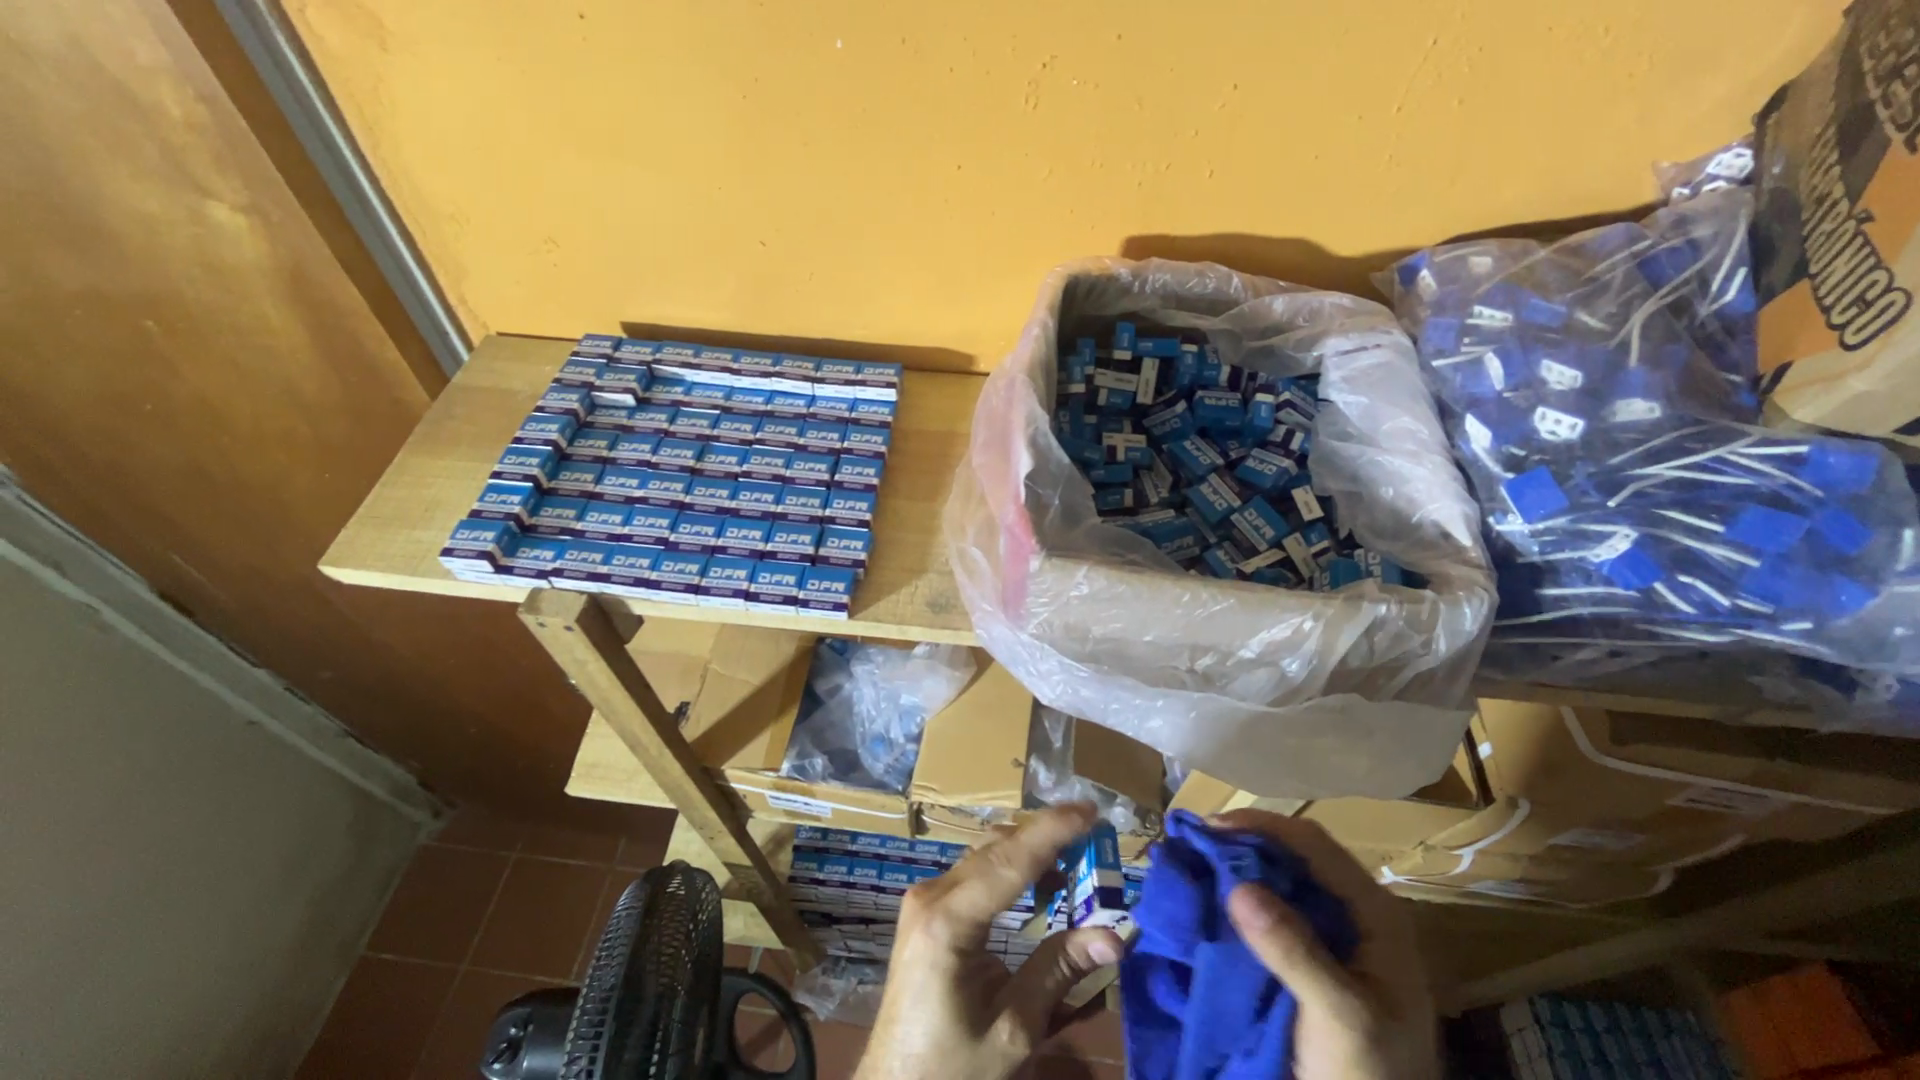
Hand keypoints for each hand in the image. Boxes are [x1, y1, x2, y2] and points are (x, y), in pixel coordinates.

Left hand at [855, 805, 1124, 1079]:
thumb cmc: (952, 1066)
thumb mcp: (1013, 1029)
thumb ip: (1059, 971)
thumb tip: (1117, 935)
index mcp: (948, 922)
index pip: (1010, 861)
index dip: (1052, 832)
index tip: (1090, 810)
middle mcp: (931, 896)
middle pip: (997, 849)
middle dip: (1047, 837)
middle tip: (1096, 836)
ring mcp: (924, 900)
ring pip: (985, 856)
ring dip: (1031, 851)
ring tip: (1078, 859)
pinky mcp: (927, 911)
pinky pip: (975, 874)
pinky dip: (1012, 870)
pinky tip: (1042, 884)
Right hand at [1214, 810, 1438, 1079]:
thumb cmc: (1372, 1072)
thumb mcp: (1340, 1015)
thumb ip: (1295, 952)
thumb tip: (1239, 887)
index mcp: (1375, 913)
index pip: (1315, 845)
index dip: (1261, 826)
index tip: (1208, 827)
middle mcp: (1355, 912)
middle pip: (1297, 856)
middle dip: (1245, 842)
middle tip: (1193, 843)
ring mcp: (1335, 936)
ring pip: (1283, 882)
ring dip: (1241, 869)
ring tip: (1195, 864)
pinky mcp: (1313, 959)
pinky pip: (1274, 914)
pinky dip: (1242, 902)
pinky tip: (1212, 903)